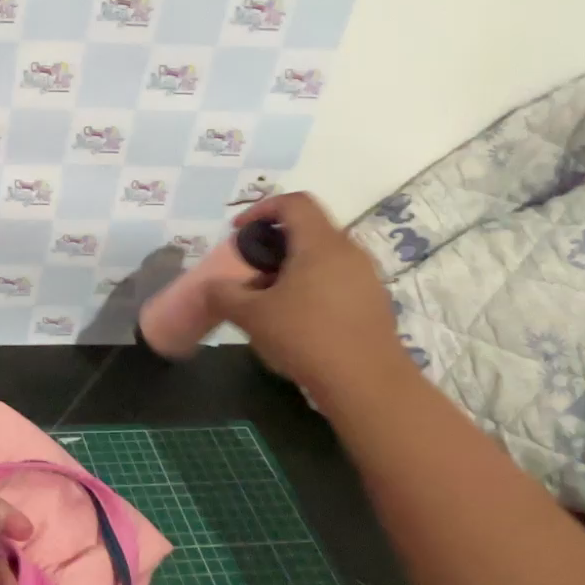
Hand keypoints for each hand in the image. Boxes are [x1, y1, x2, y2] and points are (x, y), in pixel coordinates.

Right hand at [209, 192, 409, 396]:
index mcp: (321, 244)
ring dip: (291, 268)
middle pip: (308, 229)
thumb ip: (224, 295)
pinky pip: (336, 279)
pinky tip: (296, 320)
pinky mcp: (373, 301)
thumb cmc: (305, 337)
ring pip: (322, 257)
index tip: (238, 232)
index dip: (262, 209)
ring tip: (269, 300)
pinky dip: (311, 286)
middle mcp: (349, 251)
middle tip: (249, 271)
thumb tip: (211, 286)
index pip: (294, 203)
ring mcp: (366, 276)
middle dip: (273, 245)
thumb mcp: (251, 316)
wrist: (365, 382)